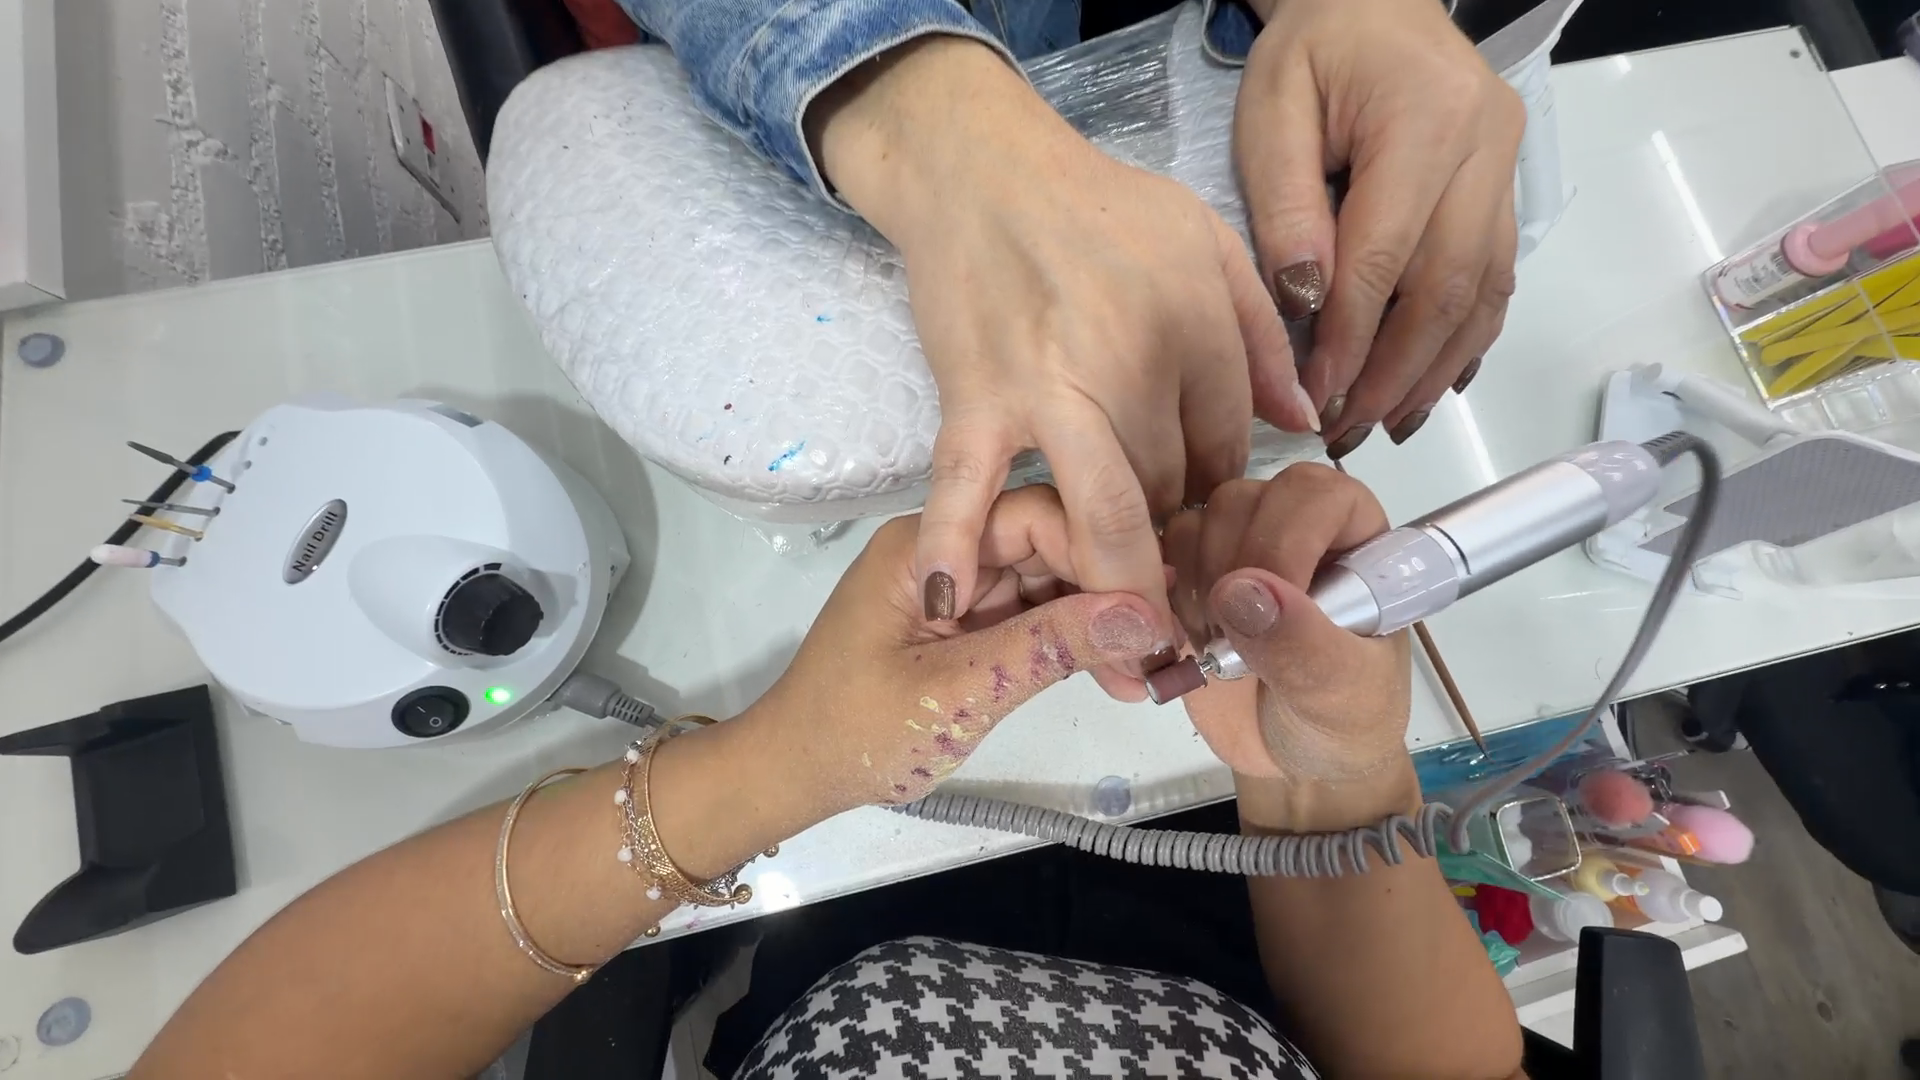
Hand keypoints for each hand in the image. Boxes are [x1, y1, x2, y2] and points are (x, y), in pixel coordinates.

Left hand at [747, 486, 1160, 810]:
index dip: (1098, 555)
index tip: (1155, 609)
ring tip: (1146, 669)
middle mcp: (947, 550)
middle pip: (1046, 545)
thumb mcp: (958, 691)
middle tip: (1160, 648)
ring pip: (1047, 581)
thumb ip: (1048, 648)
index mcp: (926, 544)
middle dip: (1103, 594)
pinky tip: (1112, 670)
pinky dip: (1068, 643)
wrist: (798, 773)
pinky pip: (1031, 615)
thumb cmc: (859, 730)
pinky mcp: (968, 622)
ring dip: (1093, 623)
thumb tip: (1146, 617)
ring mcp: (959, 587)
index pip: (1033, 516)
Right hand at [809, 37, 1319, 684]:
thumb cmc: (1097, 207)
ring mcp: (1048, 390)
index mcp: (1198, 325)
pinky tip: (948, 602)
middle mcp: (1134, 367)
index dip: (1219, 508)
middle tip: (1177, 635)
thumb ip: (1261, 331)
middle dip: (1180, 572)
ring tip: (1114, 655)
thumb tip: (1300, 422)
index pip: (1228, 445)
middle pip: (1172, 496)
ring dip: (1109, 587)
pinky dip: (954, 544)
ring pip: (1097, 511)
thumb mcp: (1205, 243)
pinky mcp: (975, 399)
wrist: (982, 172)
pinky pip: (966, 485)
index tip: (1203, 547)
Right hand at [1160, 464, 1409, 795]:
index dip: (1285, 538)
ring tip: (1212, 646)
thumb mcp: (1342, 698)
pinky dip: (1155, 599)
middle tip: (1234, 640)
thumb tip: (1241, 591)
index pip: (1315, 494)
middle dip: (1227, 571)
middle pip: (1240, 501)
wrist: (1287, 758)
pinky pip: (1153, 557)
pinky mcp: (1184, 577)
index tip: (1273, 607)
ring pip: (1189, 525)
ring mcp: (1231, 552)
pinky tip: (1177, 641)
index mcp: (1352, 542)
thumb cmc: (1338, 726)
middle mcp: (1288, 531)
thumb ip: (1304, 647)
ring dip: (1190, 589)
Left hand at [1237, 0, 1523, 455]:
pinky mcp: (1501, 191)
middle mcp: (1486, 150)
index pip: (1385, 259)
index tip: (1315, 398)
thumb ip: (1287, 209)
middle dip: (1394, 373)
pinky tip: (1430, 385)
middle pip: (1446, 288)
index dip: (1351, 340)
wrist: (1372, 4)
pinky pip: (1493, 279)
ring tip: (1385, 425)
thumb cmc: (1310, 58)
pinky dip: (1462, 342)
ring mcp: (1505, 171)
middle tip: (1347, 430)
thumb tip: (1306, 301)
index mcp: (1425, 123)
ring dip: (1432, 371)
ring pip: (1481, 294)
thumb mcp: (1273, 118)